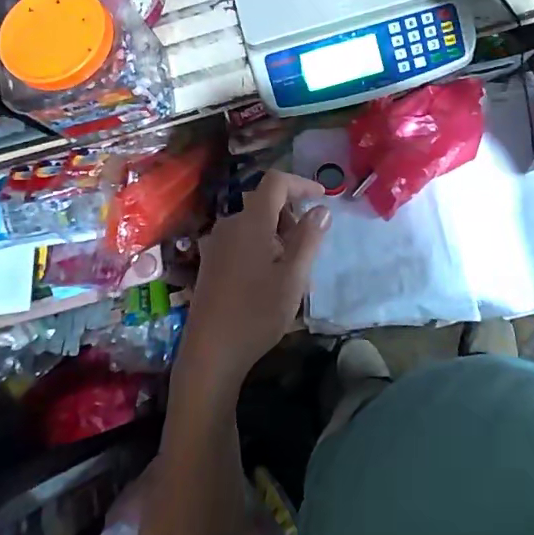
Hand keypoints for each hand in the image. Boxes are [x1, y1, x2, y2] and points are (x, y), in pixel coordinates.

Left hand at [180, 173, 330, 393]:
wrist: (211, 352)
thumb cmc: (257, 313)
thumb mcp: (293, 277)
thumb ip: (309, 238)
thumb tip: (321, 210)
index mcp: (251, 222)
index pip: (275, 182)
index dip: (301, 183)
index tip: (323, 197)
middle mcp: (229, 225)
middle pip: (265, 204)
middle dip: (292, 217)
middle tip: (309, 250)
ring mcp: (216, 244)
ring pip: (255, 225)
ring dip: (278, 236)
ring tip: (293, 272)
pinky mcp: (210, 262)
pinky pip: (242, 241)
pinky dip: (262, 248)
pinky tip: (270, 280)